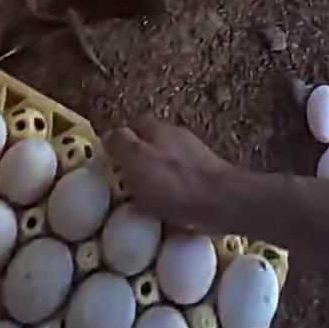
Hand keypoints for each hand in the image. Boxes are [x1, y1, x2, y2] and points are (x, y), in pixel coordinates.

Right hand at [104, 116, 239, 230]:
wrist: (218, 200)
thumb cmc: (172, 181)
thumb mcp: (136, 160)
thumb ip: (121, 144)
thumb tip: (109, 133)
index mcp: (157, 128)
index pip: (134, 123)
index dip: (121, 139)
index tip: (109, 161)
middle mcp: (176, 134)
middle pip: (151, 140)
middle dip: (137, 157)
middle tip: (123, 182)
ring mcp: (193, 152)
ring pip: (166, 158)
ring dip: (154, 173)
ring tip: (142, 197)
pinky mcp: (204, 172)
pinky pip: (180, 176)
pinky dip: (170, 186)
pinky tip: (166, 204)